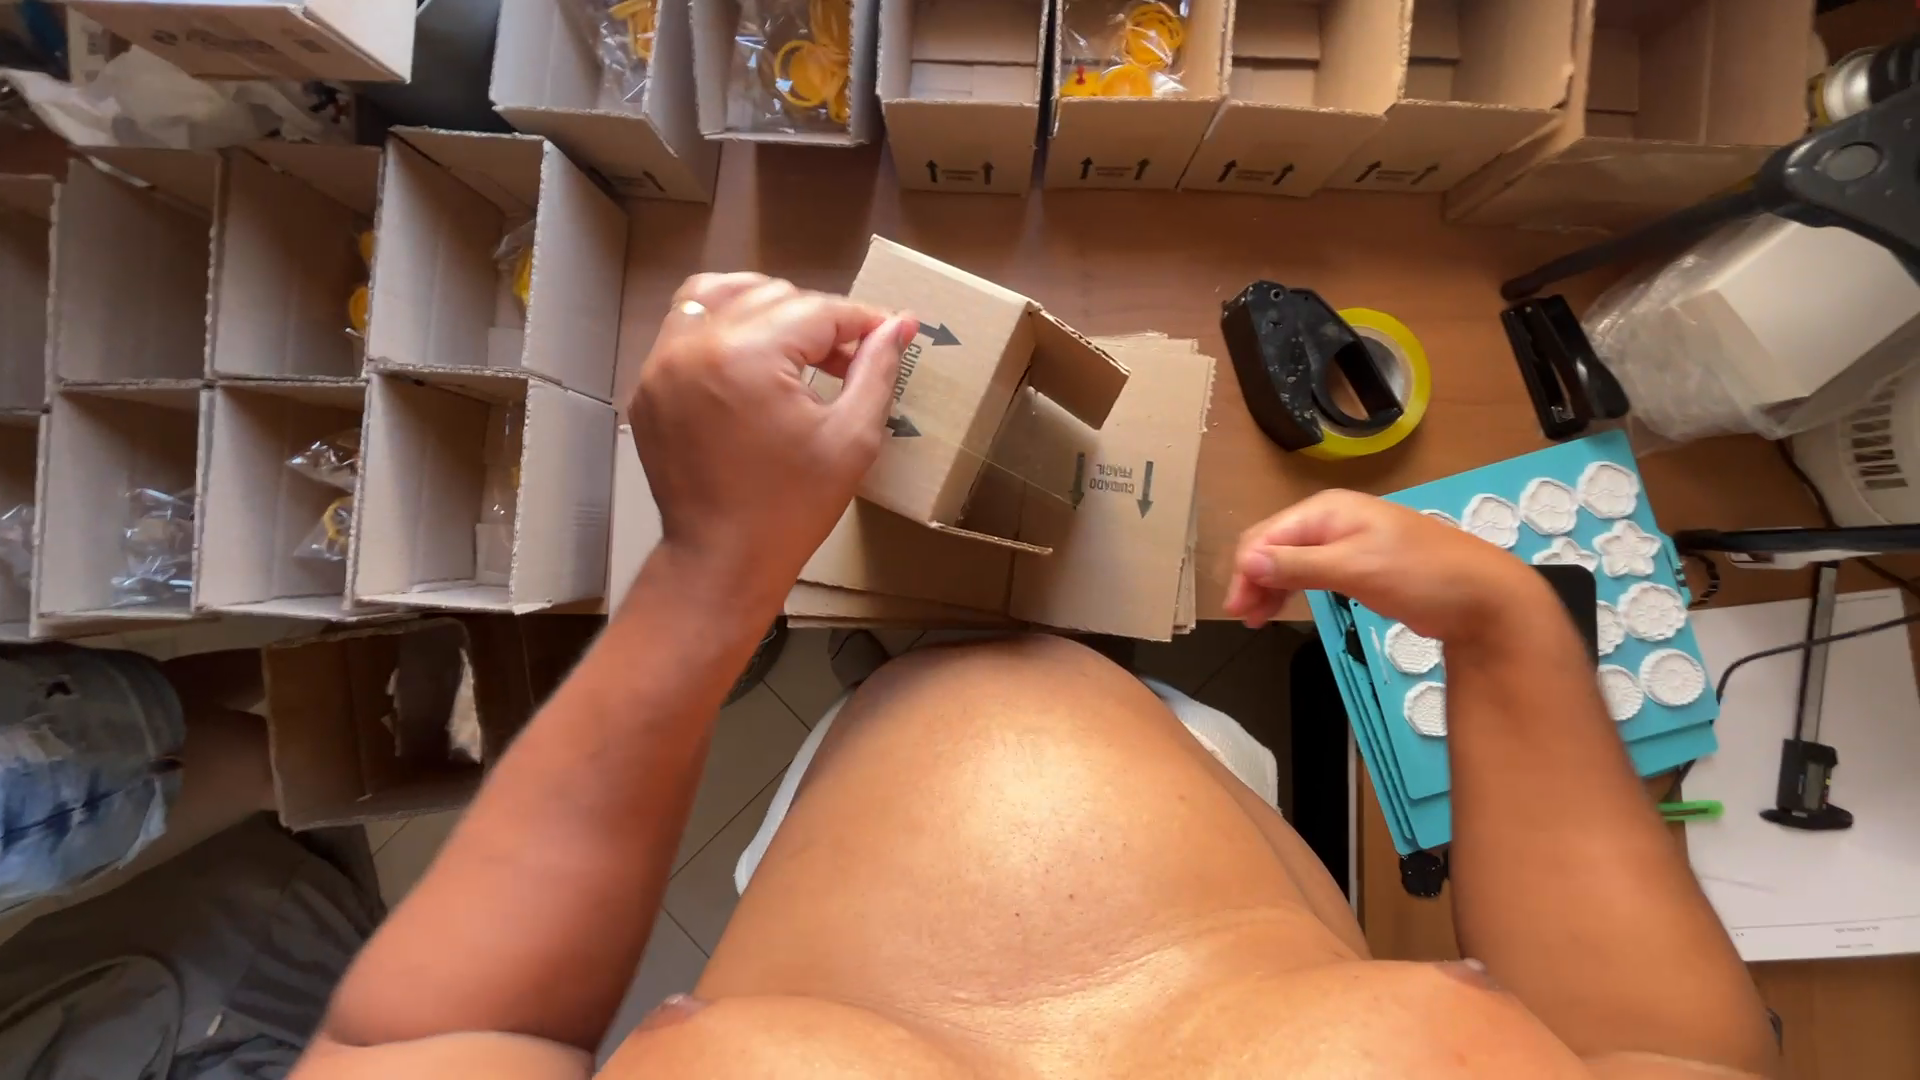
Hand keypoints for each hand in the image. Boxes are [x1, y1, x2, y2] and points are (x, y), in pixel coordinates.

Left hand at [631, 273, 916, 604]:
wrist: (722, 560)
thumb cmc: (794, 507)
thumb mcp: (852, 439)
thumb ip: (877, 371)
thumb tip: (901, 323)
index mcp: (746, 355)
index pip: (816, 310)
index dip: (861, 320)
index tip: (888, 335)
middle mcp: (694, 344)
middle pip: (771, 295)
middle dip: (817, 320)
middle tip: (848, 360)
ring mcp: (660, 363)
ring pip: (719, 295)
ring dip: (766, 309)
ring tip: (797, 348)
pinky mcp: (647, 386)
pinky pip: (684, 328)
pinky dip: (723, 329)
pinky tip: (752, 364)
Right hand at [1223, 489, 1552, 641]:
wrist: (1487, 599)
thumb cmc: (1421, 576)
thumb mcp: (1355, 569)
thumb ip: (1297, 565)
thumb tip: (1245, 563)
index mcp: (1326, 510)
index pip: (1266, 536)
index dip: (1245, 570)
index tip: (1238, 608)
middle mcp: (1329, 519)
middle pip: (1272, 546)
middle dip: (1252, 579)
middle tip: (1244, 617)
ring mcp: (1343, 540)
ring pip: (1287, 560)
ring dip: (1268, 586)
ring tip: (1257, 618)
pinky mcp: (1355, 562)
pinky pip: (1308, 570)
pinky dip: (1290, 588)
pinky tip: (1281, 606)